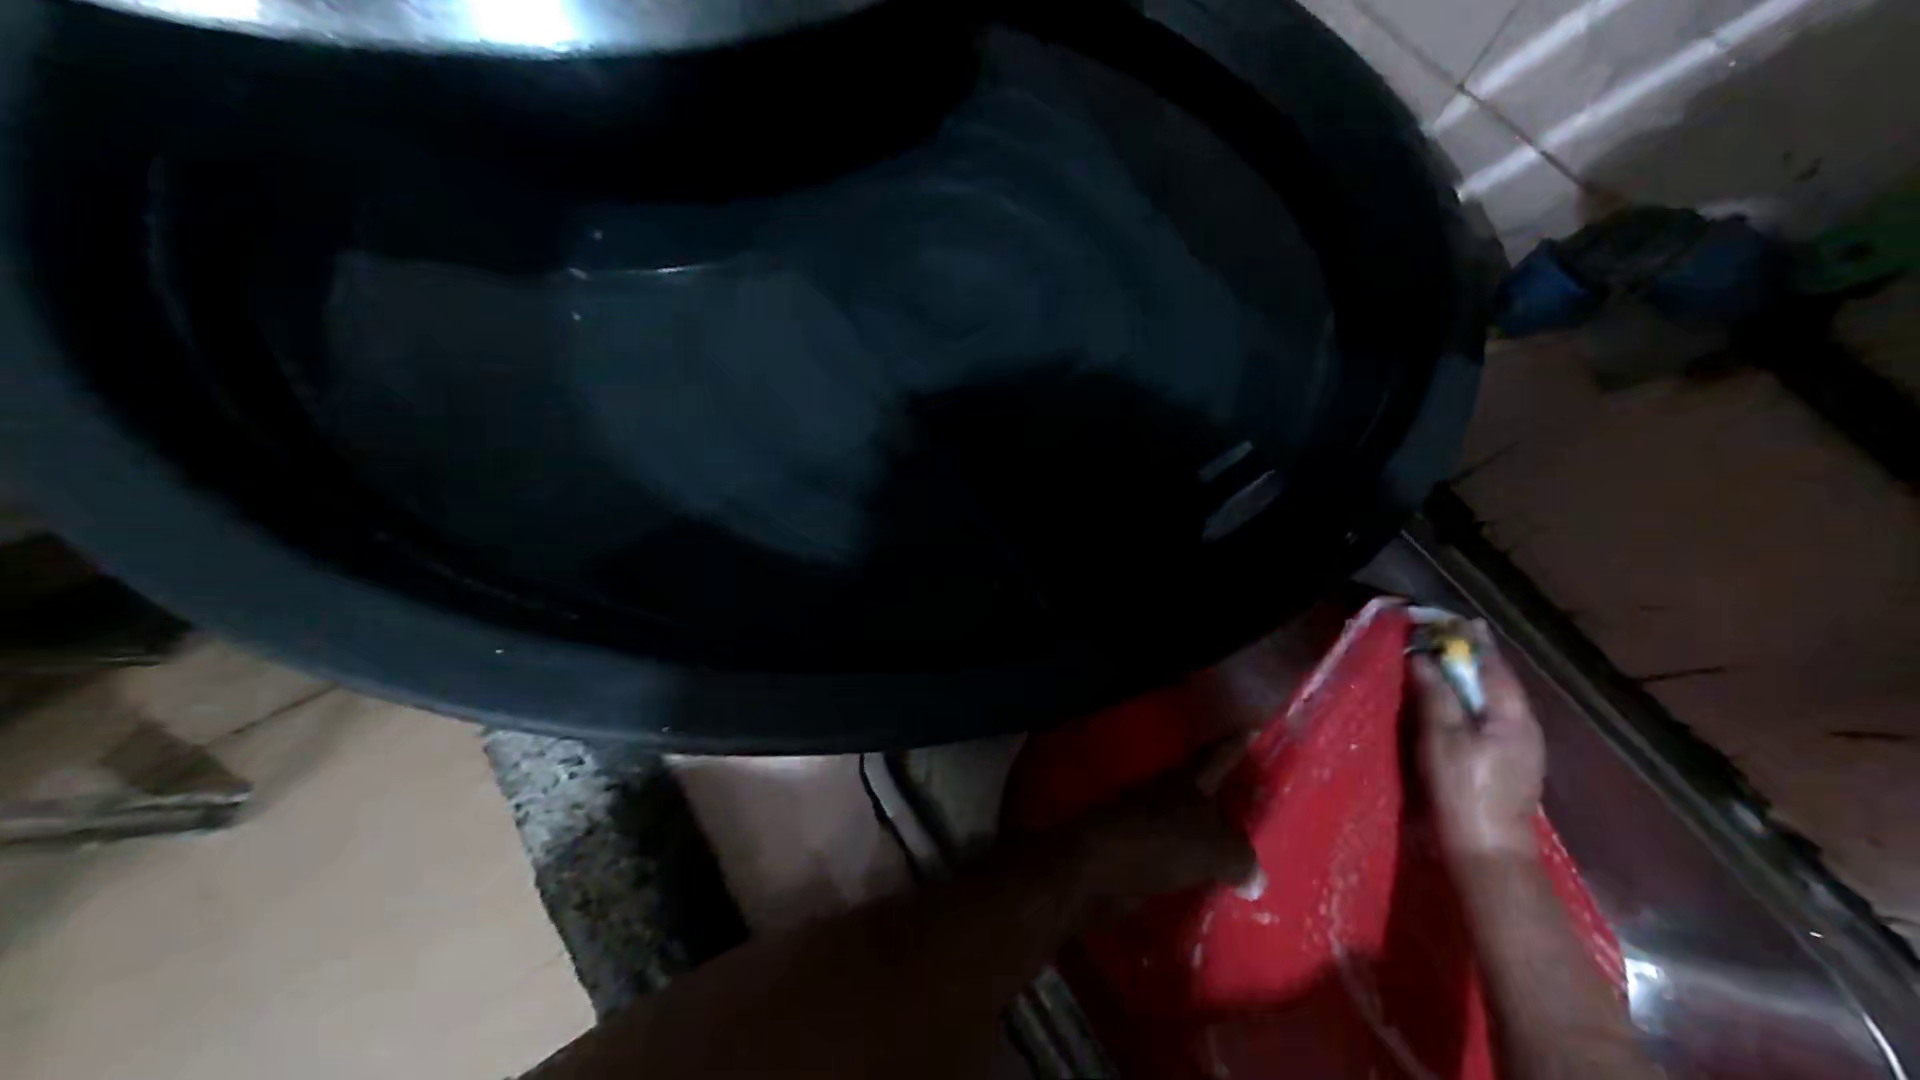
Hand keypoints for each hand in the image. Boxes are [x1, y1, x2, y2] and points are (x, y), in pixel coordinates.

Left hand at [1061, 753, 1257, 909]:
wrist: (1095, 867)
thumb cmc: (1156, 844)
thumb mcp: (1215, 849)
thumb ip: (1240, 858)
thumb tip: (1252, 877)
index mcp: (1187, 782)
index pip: (1218, 756)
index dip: (1235, 743)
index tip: (1251, 724)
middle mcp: (1167, 795)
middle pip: (1202, 790)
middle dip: (1225, 796)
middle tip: (1254, 804)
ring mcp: (1149, 822)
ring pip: (1189, 825)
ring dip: (1209, 837)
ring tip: (1241, 855)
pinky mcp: (1137, 852)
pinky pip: (1176, 858)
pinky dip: (1193, 867)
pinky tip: (1212, 884)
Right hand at [1410, 632, 1543, 857]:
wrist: (1487, 850)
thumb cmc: (1463, 788)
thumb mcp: (1442, 737)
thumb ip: (1435, 694)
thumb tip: (1424, 658)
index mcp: (1514, 717)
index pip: (1493, 666)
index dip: (1470, 640)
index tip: (1449, 618)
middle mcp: (1526, 727)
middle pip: (1499, 681)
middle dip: (1472, 656)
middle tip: (1443, 635)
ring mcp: (1522, 748)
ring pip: (1496, 700)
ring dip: (1471, 677)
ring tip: (1444, 661)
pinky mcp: (1510, 764)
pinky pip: (1491, 717)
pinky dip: (1472, 699)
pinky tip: (1455, 702)